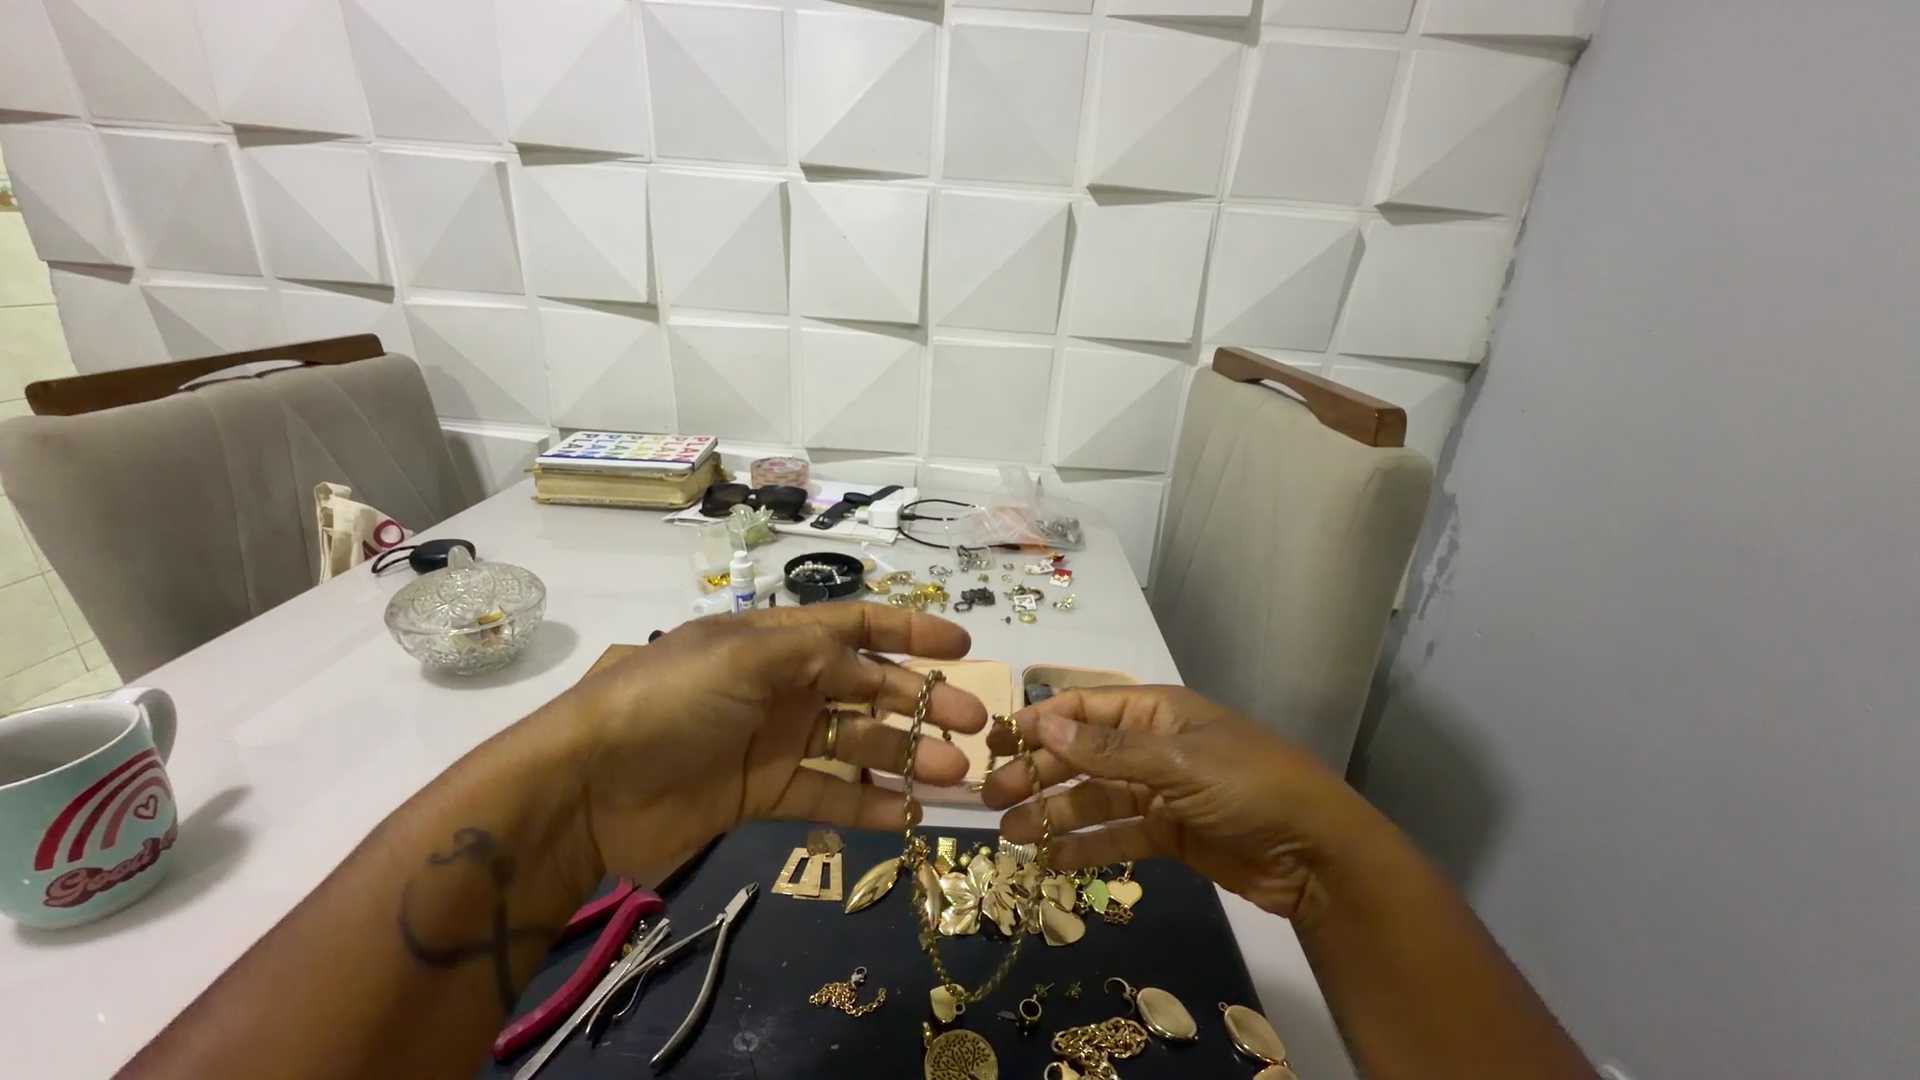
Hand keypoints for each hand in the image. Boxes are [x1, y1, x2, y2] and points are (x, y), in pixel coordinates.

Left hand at [554, 606, 987, 886]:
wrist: (586, 787)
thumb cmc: (668, 701)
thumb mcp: (742, 656)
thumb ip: (814, 652)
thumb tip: (868, 660)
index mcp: (776, 640)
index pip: (856, 626)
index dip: (910, 631)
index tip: (962, 645)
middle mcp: (783, 685)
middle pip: (869, 688)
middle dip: (922, 701)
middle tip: (974, 724)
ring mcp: (776, 740)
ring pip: (857, 742)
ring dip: (906, 755)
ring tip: (954, 773)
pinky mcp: (764, 792)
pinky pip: (829, 794)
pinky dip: (869, 803)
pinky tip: (908, 812)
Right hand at [980, 686, 1373, 922]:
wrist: (1318, 853)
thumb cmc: (1248, 784)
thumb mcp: (1176, 761)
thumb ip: (1106, 749)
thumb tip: (1039, 723)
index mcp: (1154, 711)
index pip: (1083, 707)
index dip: (1039, 721)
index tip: (996, 742)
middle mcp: (1150, 745)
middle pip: (1080, 754)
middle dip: (1037, 772)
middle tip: (992, 796)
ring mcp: (1158, 791)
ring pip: (1092, 797)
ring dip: (1052, 813)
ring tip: (1010, 834)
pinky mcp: (1167, 832)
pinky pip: (1116, 834)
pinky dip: (1085, 846)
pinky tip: (1051, 860)